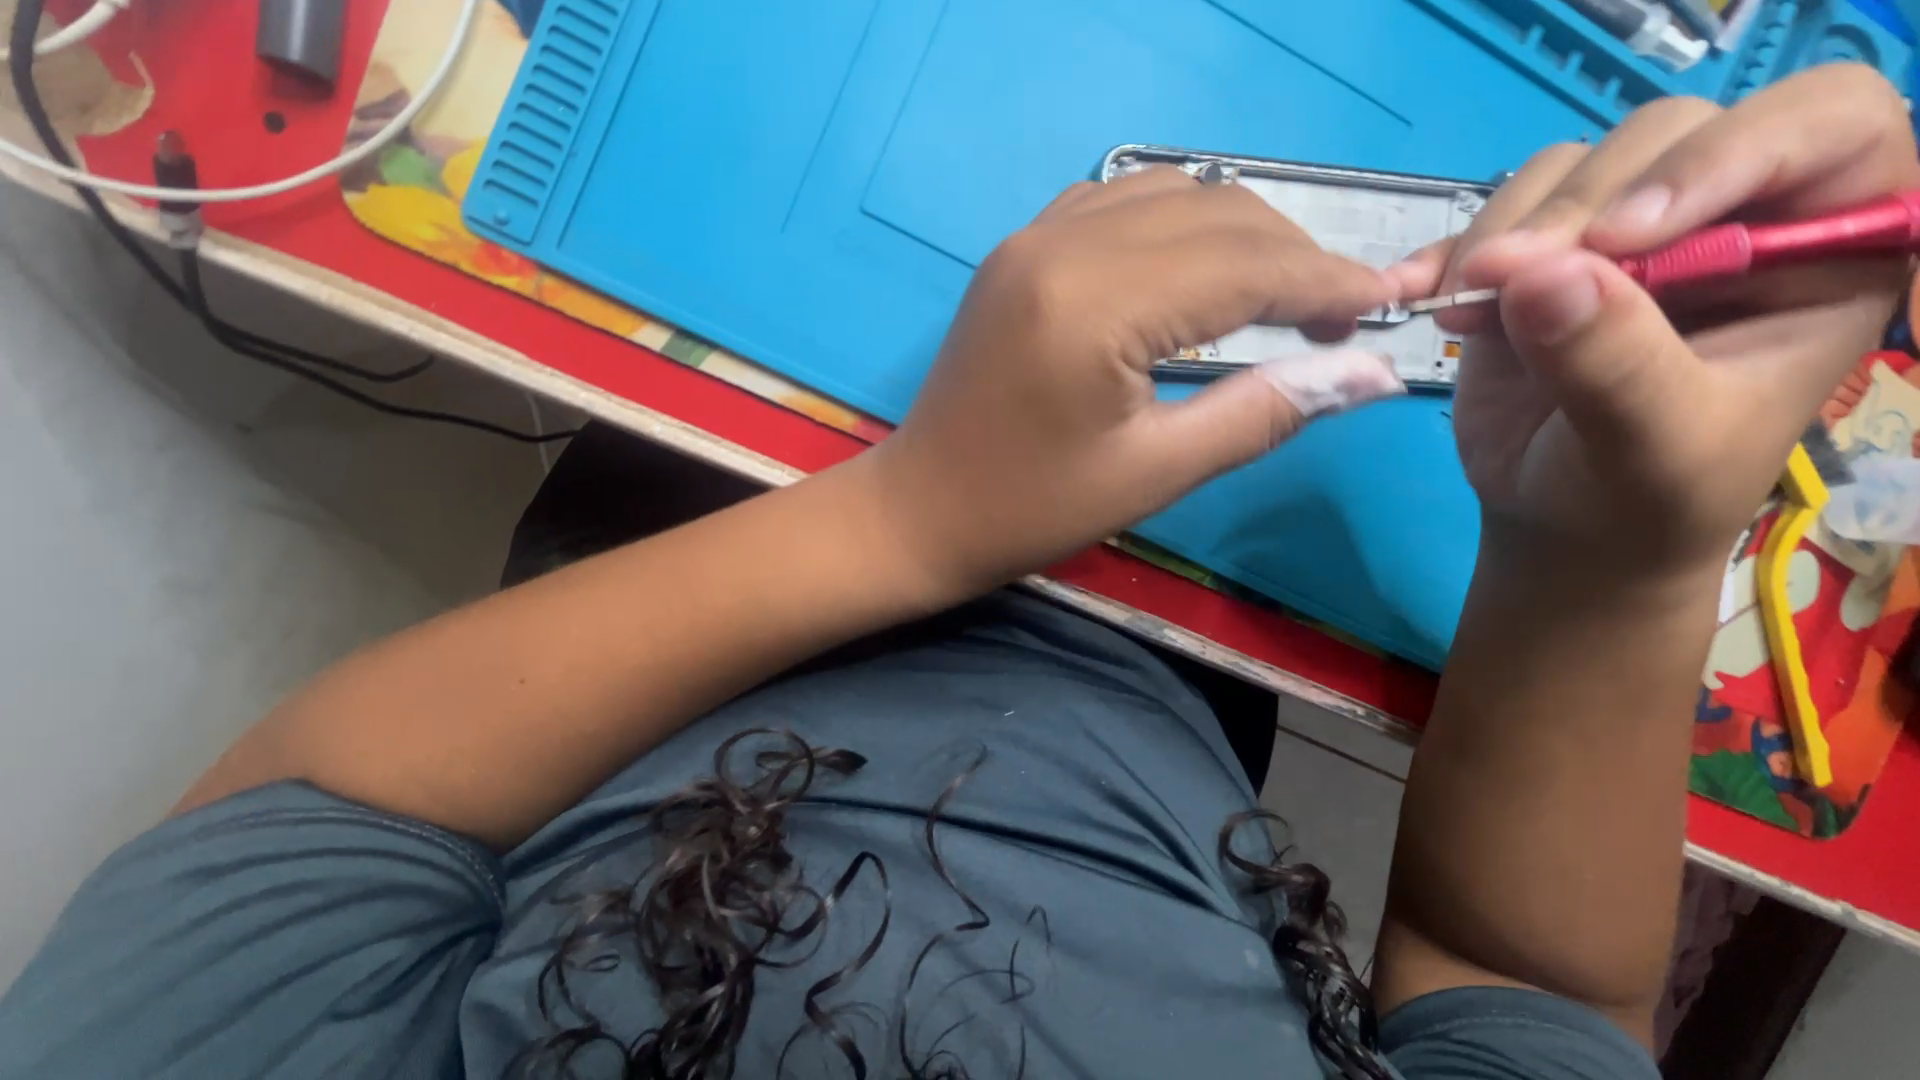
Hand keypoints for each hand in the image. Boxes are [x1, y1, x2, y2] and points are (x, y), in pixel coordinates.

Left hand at [865, 166, 1398, 598]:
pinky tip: (1197, 271)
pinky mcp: (1018, 248)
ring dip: (1239, 234)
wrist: (920, 509)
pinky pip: (1118, 203)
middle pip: (1216, 214)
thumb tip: (1370, 372)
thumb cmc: (1030, 510)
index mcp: (1095, 305)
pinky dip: (1176, 223)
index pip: (1243, 264)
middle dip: (1292, 256)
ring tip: (1277, 296)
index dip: (1326, 282)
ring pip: (1171, 193)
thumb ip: (1262, 412)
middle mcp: (1063, 245)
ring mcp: (1032, 237)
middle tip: (1336, 316)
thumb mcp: (1154, 474)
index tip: (1388, 304)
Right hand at [1389, 64, 1919, 580]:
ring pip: (1568, 168)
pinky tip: (1417, 295)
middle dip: (1576, 207)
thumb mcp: (1654, 443)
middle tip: (1502, 281)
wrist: (1564, 524)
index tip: (1617, 237)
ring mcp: (1622, 238)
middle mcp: (1727, 221)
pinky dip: (1447, 251)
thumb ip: (1615, 362)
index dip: (1724, 156)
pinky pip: (1493, 216)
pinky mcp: (1538, 262)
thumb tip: (1538, 276)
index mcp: (1817, 250)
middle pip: (1664, 138)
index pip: (1819, 129)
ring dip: (1502, 230)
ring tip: (1463, 307)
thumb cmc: (1644, 496)